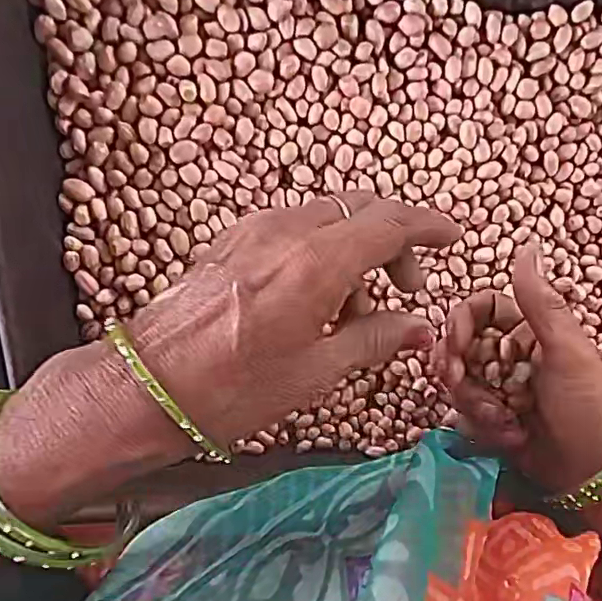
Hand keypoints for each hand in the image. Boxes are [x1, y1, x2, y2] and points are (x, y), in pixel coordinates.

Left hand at [0, 193, 462, 523]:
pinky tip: (314, 297)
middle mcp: (286, 232)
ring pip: (326, 217)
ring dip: (355, 249)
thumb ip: (374, 339)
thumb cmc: (234, 391)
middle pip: (361, 210)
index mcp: (317, 262)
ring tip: (354, 310)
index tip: (452, 239)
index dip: (429, 227)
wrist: (149, 388)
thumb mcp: (316, 373)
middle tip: (407, 288)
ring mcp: (253, 232)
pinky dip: (320, 250)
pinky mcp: (231, 242)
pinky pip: (292, 229)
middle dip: (395, 241)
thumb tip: (418, 327)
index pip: (391, 222)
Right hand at [432, 243, 601, 494]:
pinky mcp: (491, 419)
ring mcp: (498, 389)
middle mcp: (508, 356)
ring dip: (476, 404)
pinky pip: (465, 415)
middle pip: (459, 350)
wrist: (592, 469)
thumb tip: (527, 246)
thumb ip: (540, 302)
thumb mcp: (565, 350)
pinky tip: (510, 436)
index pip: (478, 312)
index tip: (453, 345)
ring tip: (506, 421)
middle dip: (459, 372)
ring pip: (458, 385)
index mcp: (528, 331)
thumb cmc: (588, 405)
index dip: (459, 324)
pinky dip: (481, 427)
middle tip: (462, 385)